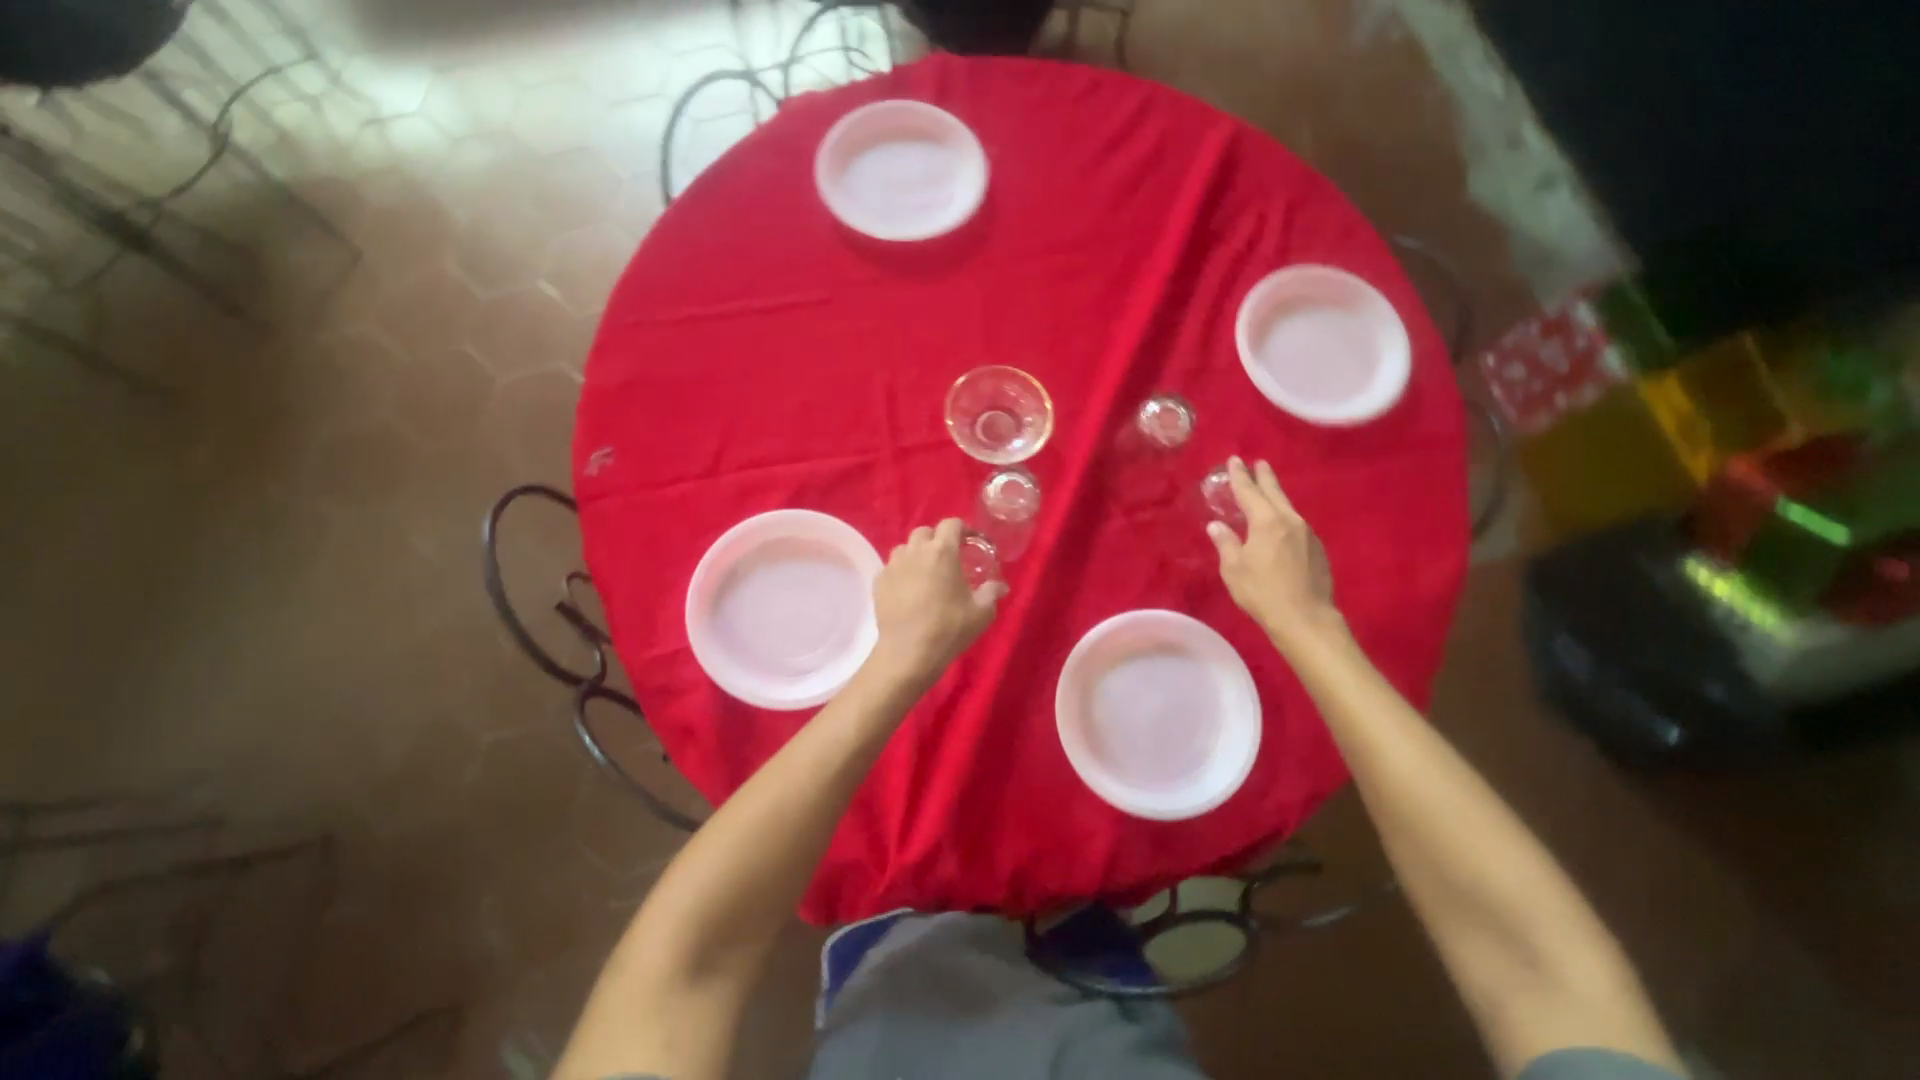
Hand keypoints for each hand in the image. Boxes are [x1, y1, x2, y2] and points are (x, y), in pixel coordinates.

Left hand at [869, 518, 1005, 686]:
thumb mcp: (981, 612)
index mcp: (942, 552)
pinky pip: (891, 568)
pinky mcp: (879, 582)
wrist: (909, 653)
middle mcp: (915, 551)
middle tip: (948, 558)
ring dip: (916, 554)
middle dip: (937, 539)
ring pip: (905, 548)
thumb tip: (1001, 586)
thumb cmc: (949, 628)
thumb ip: (992, 593)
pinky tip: (908, 590)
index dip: (963, 529)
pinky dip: (901, 573)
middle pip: (925, 532)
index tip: (971, 542)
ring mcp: (893, 566)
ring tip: (926, 573)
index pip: (952, 524)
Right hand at [1206, 457, 1342, 649]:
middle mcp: (1290, 520)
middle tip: (1259, 463)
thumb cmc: (1263, 592)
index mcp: (1266, 521)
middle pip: (1275, 492)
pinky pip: (1297, 525)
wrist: (1306, 618)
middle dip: (1264, 477)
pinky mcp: (1317, 549)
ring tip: (1269, 492)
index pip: (1249, 492)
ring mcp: (1307, 534)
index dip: (1239, 476)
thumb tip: (1217, 526)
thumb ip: (1226, 543)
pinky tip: (1281, 527)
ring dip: (1277, 497)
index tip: (1235, 461)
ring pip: (1288, 508)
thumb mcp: (1234, 569)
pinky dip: (1285, 518)